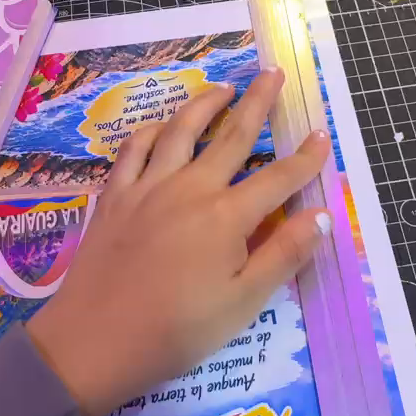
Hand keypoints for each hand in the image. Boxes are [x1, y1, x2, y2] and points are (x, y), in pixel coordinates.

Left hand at [27, 68, 331, 415]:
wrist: (93, 342)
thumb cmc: (176, 331)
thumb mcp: (242, 304)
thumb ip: (283, 255)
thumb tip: (320, 215)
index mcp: (227, 217)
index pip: (278, 179)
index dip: (305, 158)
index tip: (321, 133)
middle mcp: (190, 188)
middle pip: (232, 136)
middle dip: (257, 103)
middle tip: (273, 73)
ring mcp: (148, 187)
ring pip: (181, 131)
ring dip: (205, 104)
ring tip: (223, 87)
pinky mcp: (115, 195)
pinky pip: (133, 150)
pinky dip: (150, 131)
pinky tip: (160, 127)